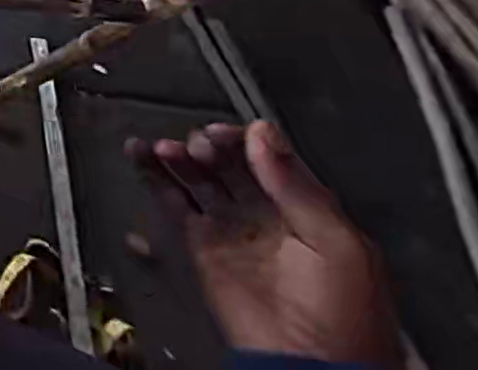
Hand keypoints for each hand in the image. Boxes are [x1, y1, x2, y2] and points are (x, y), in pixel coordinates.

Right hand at [127, 122, 399, 366]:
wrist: (303, 359)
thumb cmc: (339, 312)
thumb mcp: (335, 245)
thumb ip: (296, 188)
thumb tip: (261, 133)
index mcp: (307, 213)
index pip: (271, 161)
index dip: (246, 141)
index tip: (225, 131)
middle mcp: (265, 213)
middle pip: (229, 164)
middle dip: (209, 147)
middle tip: (197, 145)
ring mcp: (227, 225)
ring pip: (195, 175)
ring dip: (177, 155)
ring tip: (164, 148)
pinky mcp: (195, 237)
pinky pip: (168, 196)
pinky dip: (150, 171)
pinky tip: (138, 152)